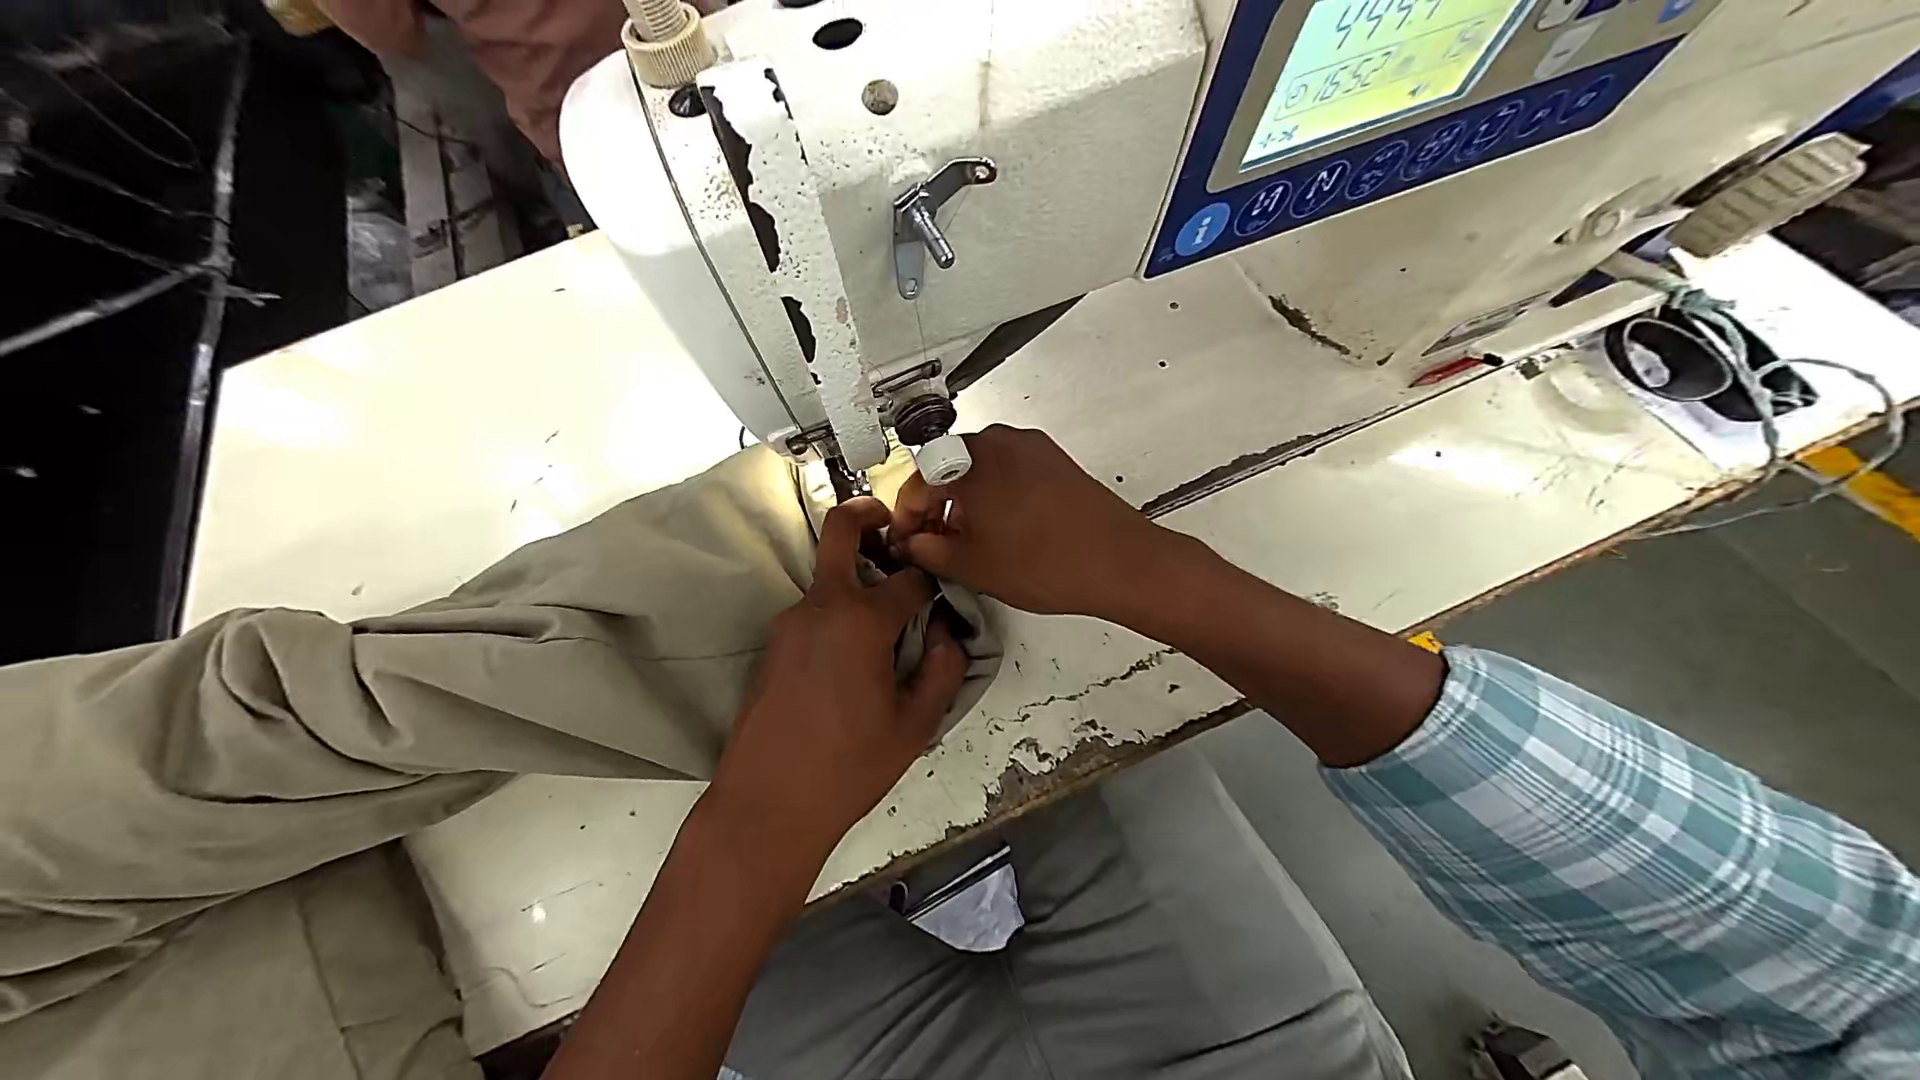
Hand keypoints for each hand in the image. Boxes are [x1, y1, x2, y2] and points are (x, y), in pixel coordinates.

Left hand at [709, 497, 968, 858]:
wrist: (766, 804)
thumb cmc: (846, 767)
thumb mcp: (915, 723)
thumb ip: (943, 668)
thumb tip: (947, 633)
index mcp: (860, 621)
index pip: (910, 577)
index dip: (934, 580)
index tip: (943, 594)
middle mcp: (820, 608)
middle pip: (841, 530)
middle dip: (870, 512)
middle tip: (895, 525)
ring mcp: (790, 623)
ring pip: (829, 575)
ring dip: (858, 576)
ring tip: (887, 622)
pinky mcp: (774, 644)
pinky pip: (815, 611)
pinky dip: (839, 612)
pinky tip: (855, 657)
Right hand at [890, 425, 1194, 621]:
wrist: (1120, 563)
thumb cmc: (1055, 562)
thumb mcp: (973, 567)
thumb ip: (929, 552)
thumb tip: (916, 545)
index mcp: (968, 462)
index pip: (917, 482)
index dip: (905, 516)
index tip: (906, 537)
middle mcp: (999, 442)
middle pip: (946, 469)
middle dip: (934, 507)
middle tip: (932, 542)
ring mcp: (1030, 448)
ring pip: (977, 469)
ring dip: (963, 501)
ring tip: (968, 542)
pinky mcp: (1052, 460)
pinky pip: (1008, 471)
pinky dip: (993, 495)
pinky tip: (1000, 530)